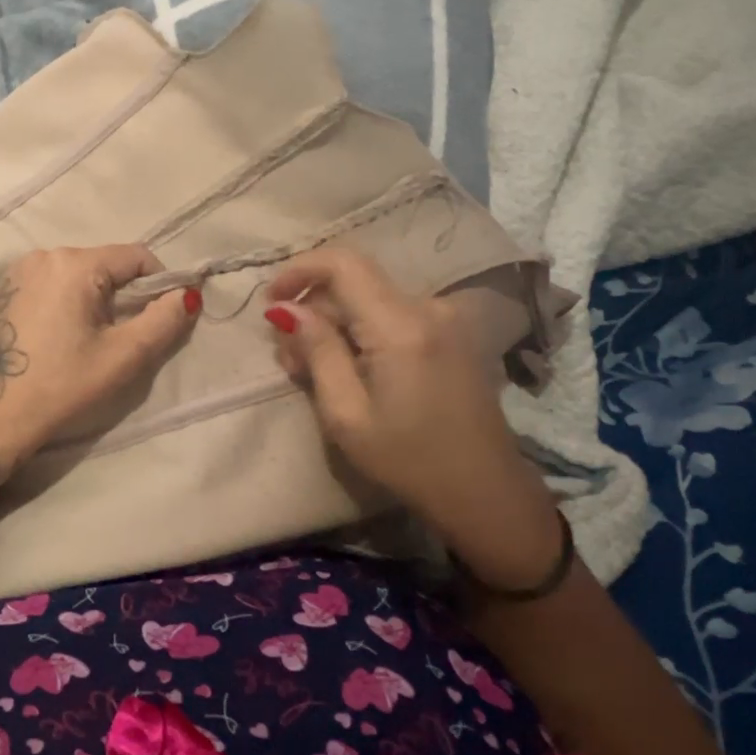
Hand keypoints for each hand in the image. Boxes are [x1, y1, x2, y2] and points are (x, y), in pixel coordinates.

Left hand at [0, 246, 197, 509]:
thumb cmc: (65, 384)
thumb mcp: (125, 355)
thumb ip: (164, 320)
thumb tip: (187, 294)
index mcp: (74, 264)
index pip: (135, 256)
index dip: (158, 283)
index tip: (159, 317)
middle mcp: (41, 255)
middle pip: (102, 264)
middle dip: (120, 294)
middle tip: (118, 337)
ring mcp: (14, 272)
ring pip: (72, 274)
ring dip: (88, 298)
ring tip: (84, 339)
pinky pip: (43, 285)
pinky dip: (58, 302)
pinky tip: (54, 336)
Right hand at [264, 251, 563, 589]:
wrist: (485, 491)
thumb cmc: (409, 461)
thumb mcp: (346, 414)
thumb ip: (317, 352)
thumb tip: (286, 309)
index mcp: (402, 326)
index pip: (344, 263)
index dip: (299, 270)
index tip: (270, 302)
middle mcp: (428, 308)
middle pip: (354, 283)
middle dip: (311, 310)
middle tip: (288, 360)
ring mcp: (445, 319)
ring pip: (370, 300)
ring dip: (334, 324)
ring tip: (312, 372)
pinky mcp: (451, 335)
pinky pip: (392, 315)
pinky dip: (360, 332)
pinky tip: (347, 370)